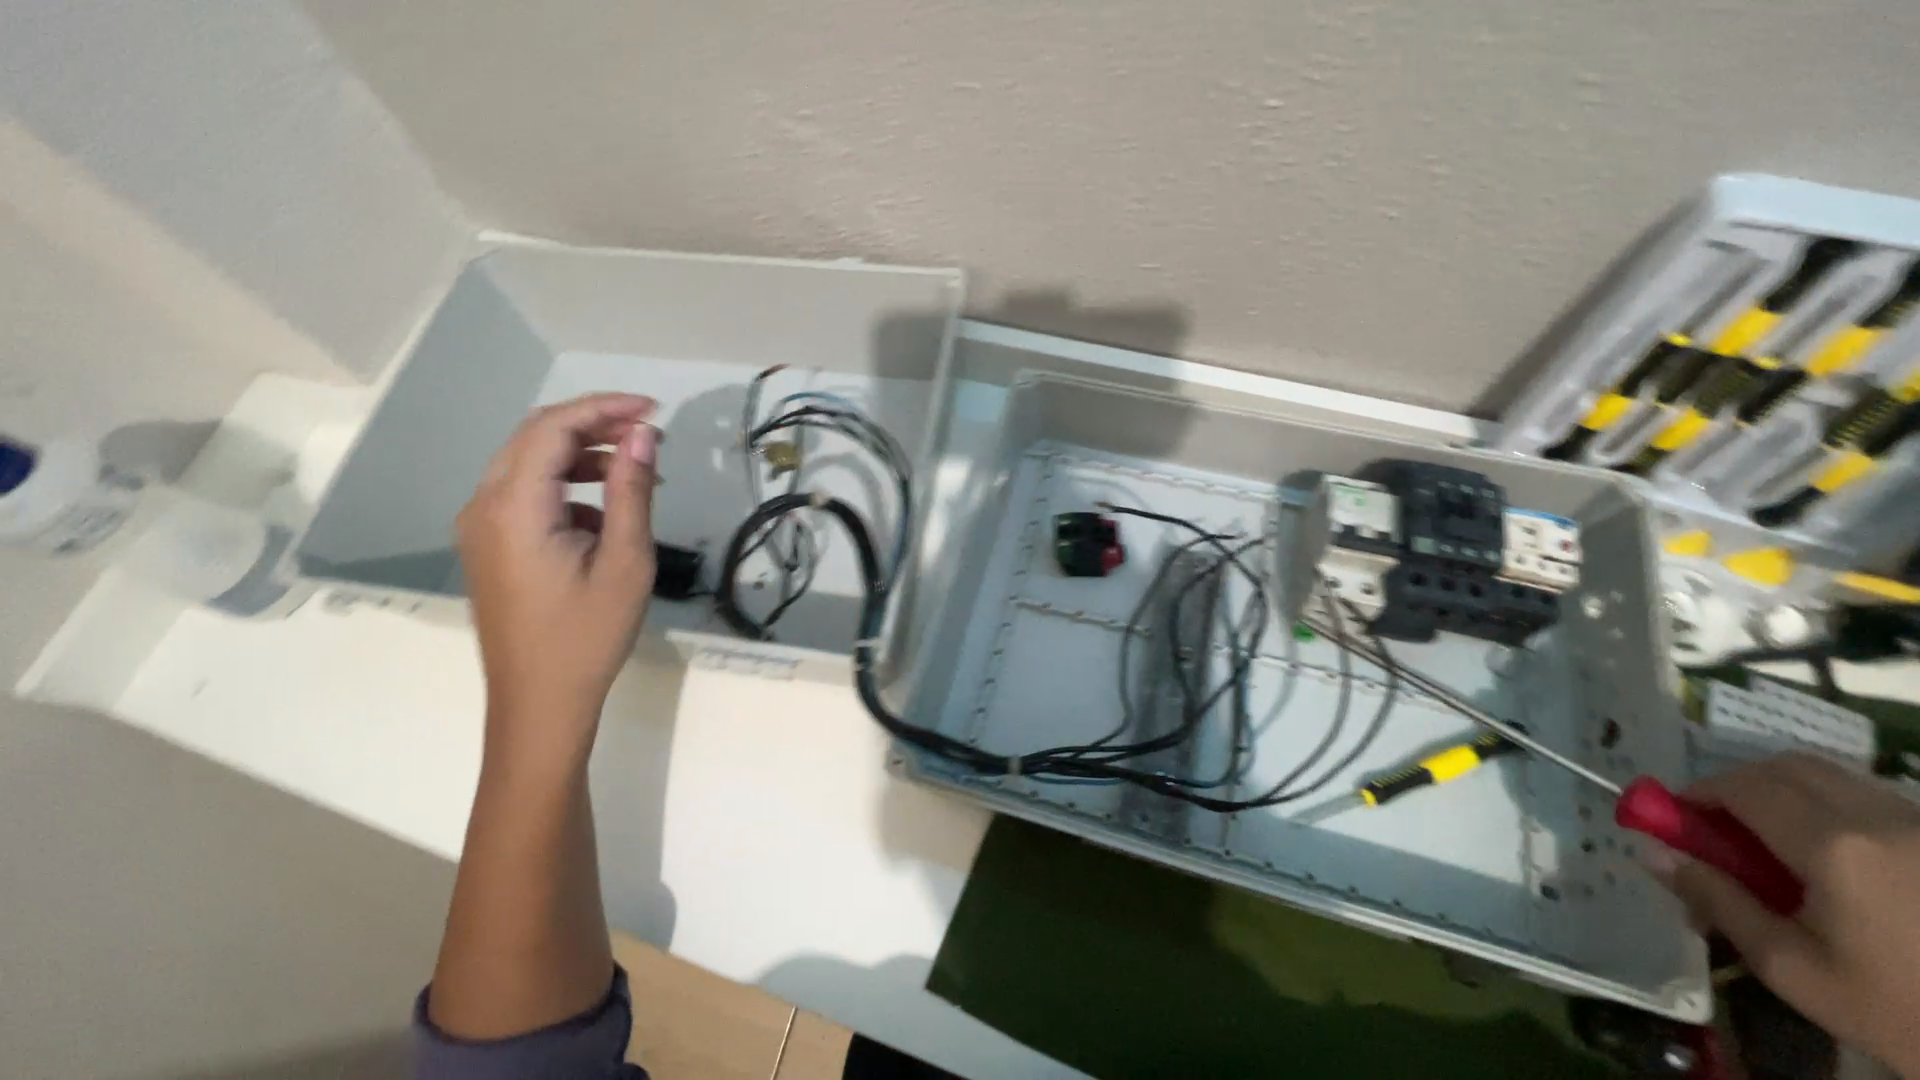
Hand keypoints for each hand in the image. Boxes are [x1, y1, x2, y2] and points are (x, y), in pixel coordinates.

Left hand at [456, 393, 658, 760]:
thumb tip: (643, 434)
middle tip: (649, 433)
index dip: (604, 408)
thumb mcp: (625, 562)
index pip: (553, 428)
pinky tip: (604, 513)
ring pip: (528, 463)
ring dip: (581, 455)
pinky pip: (524, 493)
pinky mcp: (489, 545)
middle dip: (594, 425)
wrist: (539, 704)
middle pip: (535, 437)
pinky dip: (565, 485)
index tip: (655, 412)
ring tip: (636, 470)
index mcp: (514, 506)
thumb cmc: (587, 637)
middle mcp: (484, 505)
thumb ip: (631, 491)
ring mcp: (480, 526)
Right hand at [1643, 753, 1919, 1074]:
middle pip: (1786, 767)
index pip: (1742, 787)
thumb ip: (1717, 900)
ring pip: (1831, 778)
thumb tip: (1653, 853)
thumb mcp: (1790, 967)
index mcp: (1833, 845)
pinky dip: (1828, 808)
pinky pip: (1871, 800)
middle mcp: (1879, 818)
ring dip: (1784, 793)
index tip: (1671, 820)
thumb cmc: (1896, 1010)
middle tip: (1716, 828)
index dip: (1696, 793)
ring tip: (1772, 843)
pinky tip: (1829, 858)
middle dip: (1737, 785)